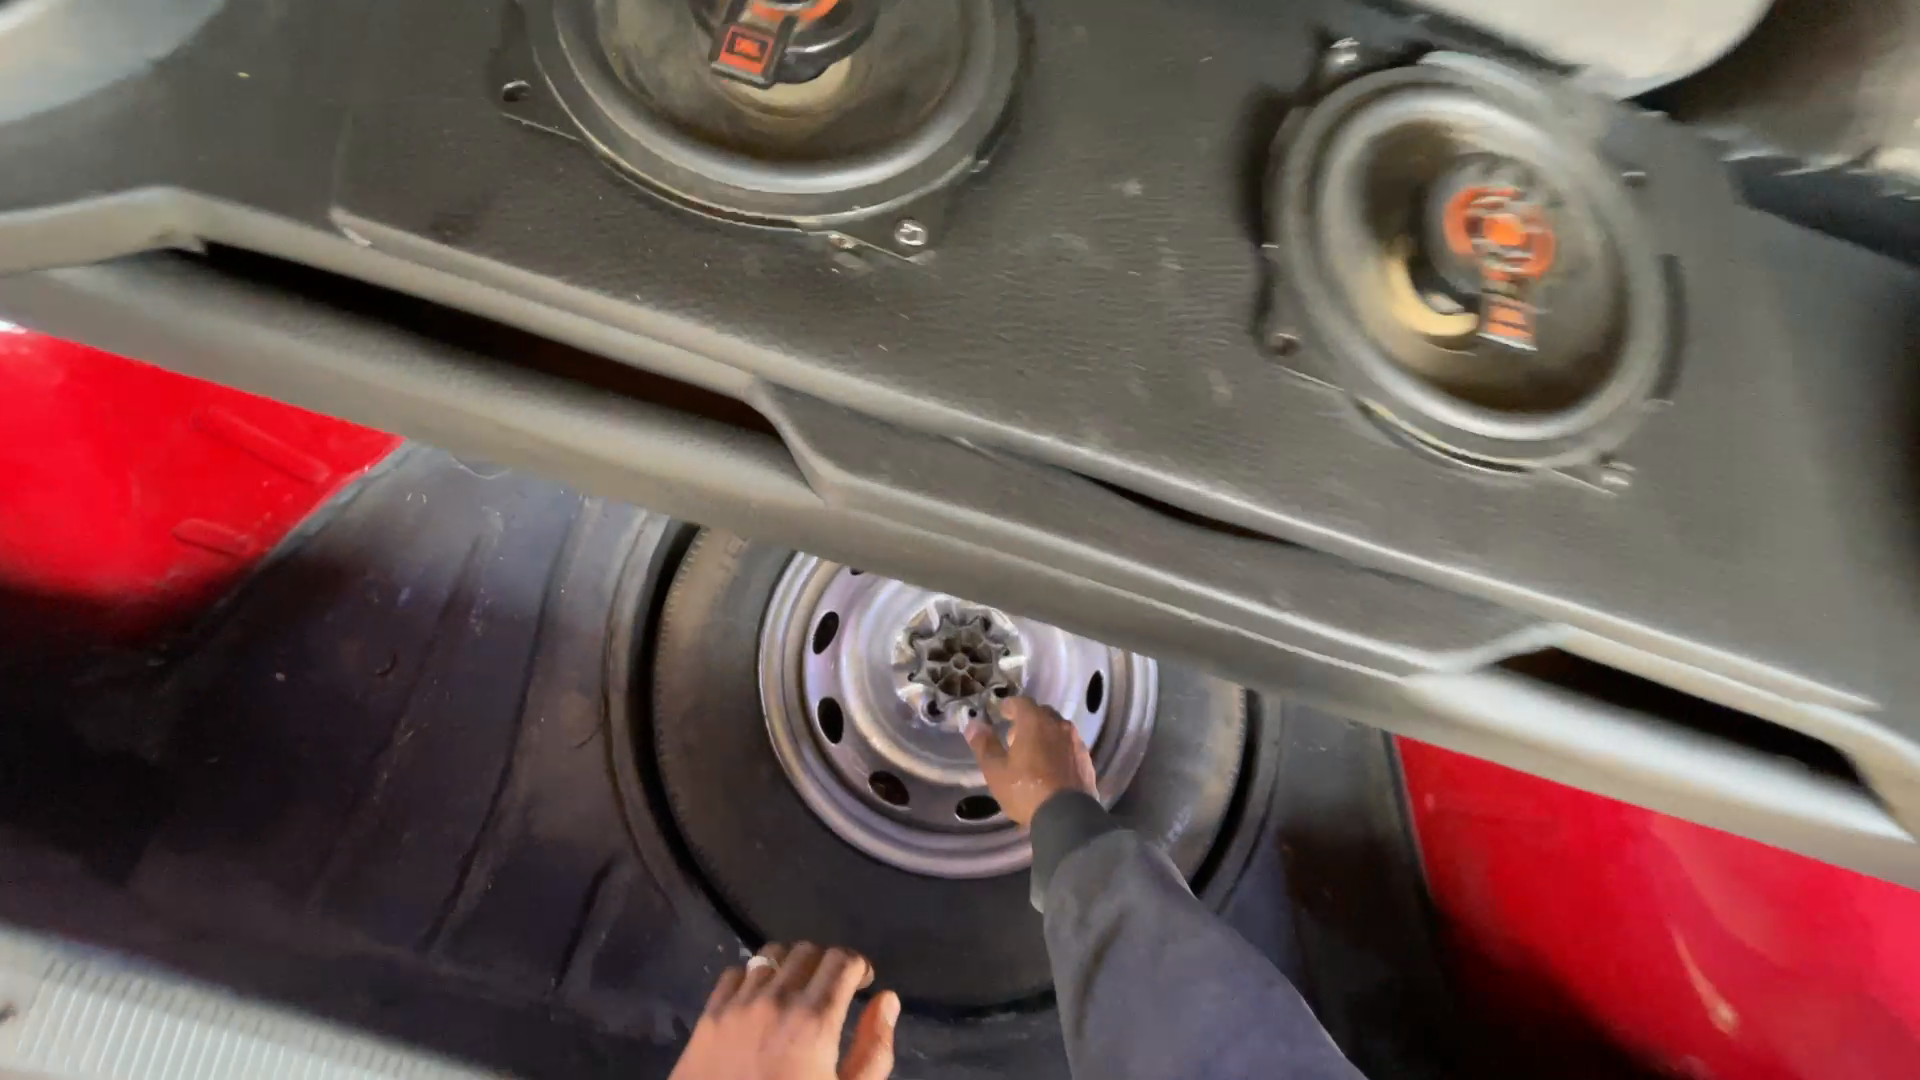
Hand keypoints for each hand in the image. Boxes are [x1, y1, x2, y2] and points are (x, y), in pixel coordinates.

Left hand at [669, 942, 899, 1079]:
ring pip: (773, 954)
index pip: (844, 961)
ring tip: (795, 991)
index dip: (859, 966)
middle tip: (831, 990)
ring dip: (791, 966)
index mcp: (815, 1021)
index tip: (862, 983)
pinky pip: (736, 973)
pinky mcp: (709, 1017)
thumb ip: (874, 1050)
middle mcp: (778, 1000)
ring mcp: (739, 1006)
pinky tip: (758, 1000)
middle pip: (810, 950)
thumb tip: (887, 999)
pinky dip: (754, 977)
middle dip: (828, 964)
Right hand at [964, 696, 1098, 827]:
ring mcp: (1075, 742)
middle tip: (1015, 736)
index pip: (1021, 702)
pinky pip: (1069, 745)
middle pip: (1042, 713)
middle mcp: (1058, 725)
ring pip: (1057, 729)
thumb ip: (984, 744)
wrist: (1067, 817)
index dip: (1010, 705)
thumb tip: (973, 724)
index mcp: (1035, 722)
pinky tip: (1052, 766)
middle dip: (1028, 720)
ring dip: (1045, 734)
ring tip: (1034, 752)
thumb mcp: (996, 770)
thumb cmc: (1026, 790)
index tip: (1001, 712)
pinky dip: (1059, 749)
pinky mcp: (1086, 759)